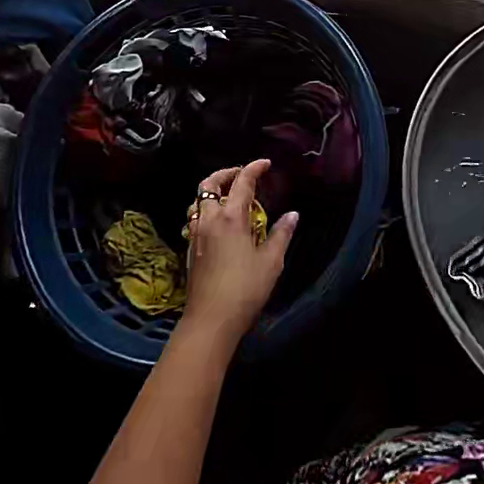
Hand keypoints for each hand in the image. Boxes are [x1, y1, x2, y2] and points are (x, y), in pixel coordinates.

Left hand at [181, 159, 297, 345]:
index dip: (253, 169)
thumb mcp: (271, 263)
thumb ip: (281, 235)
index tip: (265, 163)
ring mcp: (196, 233)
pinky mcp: (191, 247)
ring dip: (212, 191)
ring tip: (228, 196)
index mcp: (230, 217)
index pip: (242, 182)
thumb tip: (293, 215)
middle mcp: (209, 219)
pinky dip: (206, 208)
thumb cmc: (245, 290)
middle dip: (225, 173)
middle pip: (209, 184)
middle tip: (242, 175)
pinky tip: (218, 222)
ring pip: (198, 200)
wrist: (210, 320)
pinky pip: (195, 216)